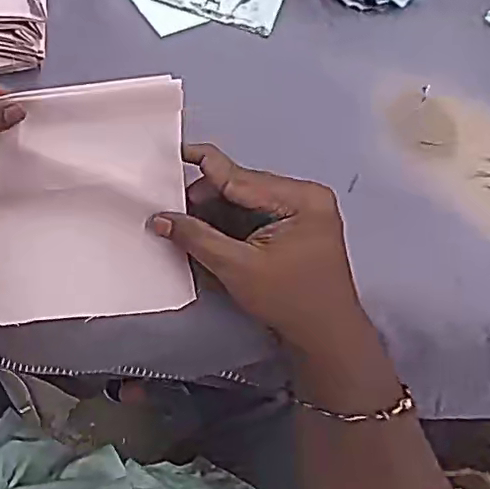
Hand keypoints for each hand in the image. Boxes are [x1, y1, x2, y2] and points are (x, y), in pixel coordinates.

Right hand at [151, 144, 398, 402]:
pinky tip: (206, 237)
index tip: (175, 152)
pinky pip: (250, 216)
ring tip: (185, 229)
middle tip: (170, 213)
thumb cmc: (293, 302)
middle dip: (203, 200)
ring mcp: (298, 212)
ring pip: (241, 202)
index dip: (202, 165)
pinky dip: (226, 226)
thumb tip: (163, 219)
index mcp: (300, 198)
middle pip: (239, 186)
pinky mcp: (290, 228)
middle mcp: (302, 197)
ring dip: (213, 215)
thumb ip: (196, 238)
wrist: (326, 337)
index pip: (240, 176)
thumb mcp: (237, 267)